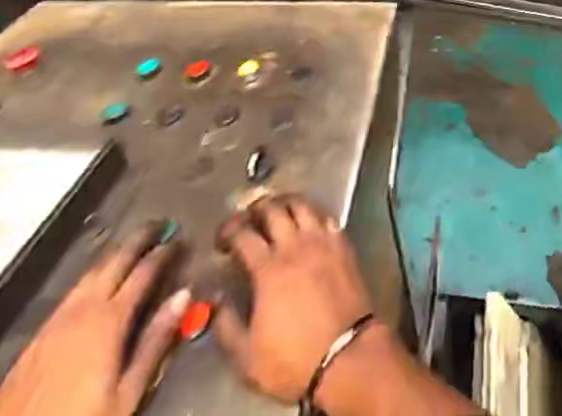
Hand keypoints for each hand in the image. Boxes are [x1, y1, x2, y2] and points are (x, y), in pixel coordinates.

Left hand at [0, 225, 189, 415]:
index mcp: (108, 321)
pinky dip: (94, 276)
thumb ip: (155, 342)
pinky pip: (73, 291)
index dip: (163, 253)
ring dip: (115, 256)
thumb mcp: (126, 395)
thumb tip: (183, 296)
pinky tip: (98, 282)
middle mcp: (82, 310)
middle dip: (138, 240)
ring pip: (91, 273)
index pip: (143, 273)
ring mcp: (56, 321)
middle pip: (114, 262)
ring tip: (134, 246)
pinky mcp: (38, 336)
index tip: (180, 239)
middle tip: (160, 225)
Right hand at [214, 195, 373, 403]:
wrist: (346, 356)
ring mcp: (323, 242)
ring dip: (286, 202)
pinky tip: (309, 222)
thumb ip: (226, 325)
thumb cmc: (294, 359)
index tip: (222, 239)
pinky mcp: (344, 245)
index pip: (244, 234)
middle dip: (256, 208)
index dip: (229, 231)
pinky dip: (314, 214)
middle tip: (248, 216)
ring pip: (303, 205)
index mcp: (268, 268)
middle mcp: (295, 246)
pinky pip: (327, 216)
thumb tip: (214, 301)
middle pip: (273, 209)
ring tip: (277, 208)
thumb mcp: (247, 356)